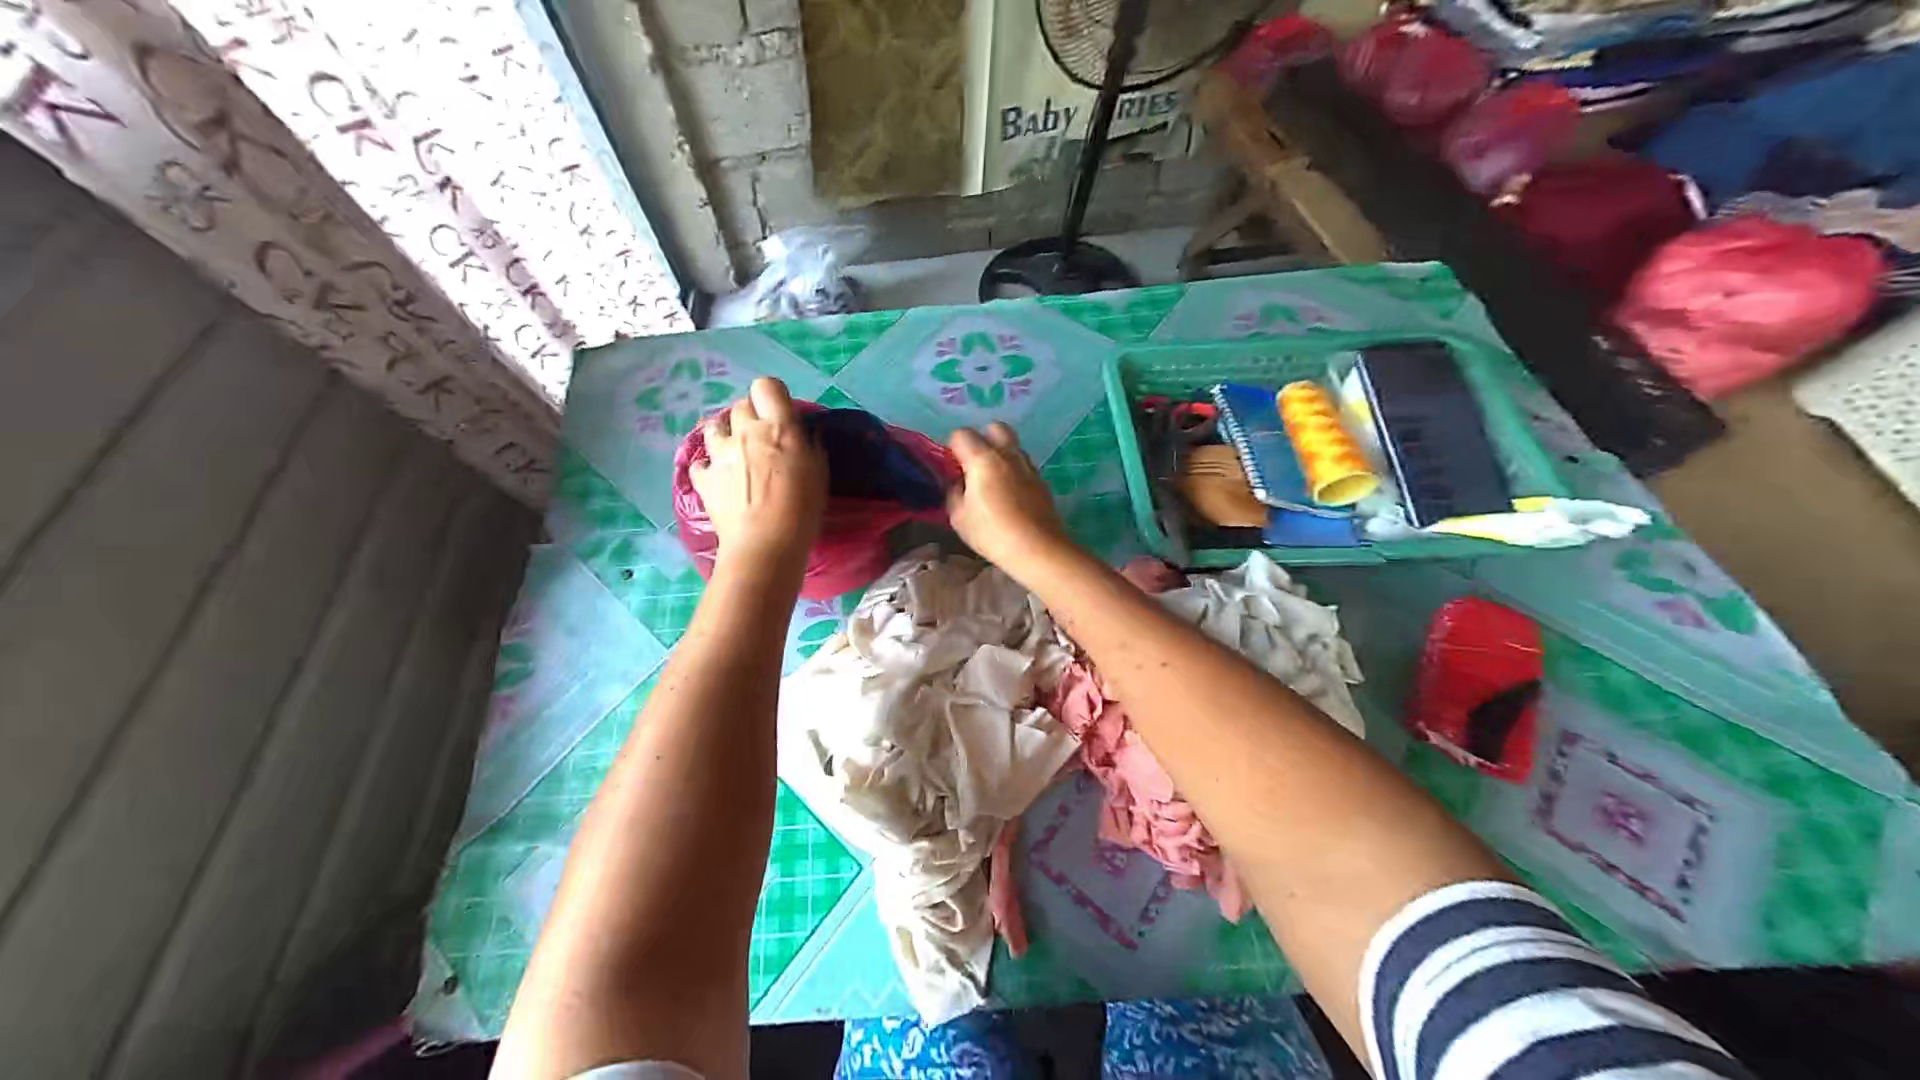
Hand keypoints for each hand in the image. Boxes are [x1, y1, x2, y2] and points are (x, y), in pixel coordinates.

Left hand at [691, 378, 825, 575]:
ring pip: (714, 427)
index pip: (766, 386)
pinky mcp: (704, 478)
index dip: (771, 396)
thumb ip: (812, 447)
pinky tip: (718, 478)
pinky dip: (709, 467)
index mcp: (778, 427)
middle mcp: (745, 432)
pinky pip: (701, 463)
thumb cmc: (802, 510)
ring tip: (735, 452)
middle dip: (750, 416)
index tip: (780, 413)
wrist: (765, 545)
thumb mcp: (820, 475)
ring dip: (725, 434)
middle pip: (740, 405)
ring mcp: (720, 454)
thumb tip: (807, 432)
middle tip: (761, 438)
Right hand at [945, 423, 1077, 578]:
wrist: (1037, 548)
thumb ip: (953, 493)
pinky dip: (1014, 471)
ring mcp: (1028, 466)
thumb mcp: (959, 517)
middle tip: (974, 465)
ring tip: (993, 482)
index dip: (953, 448)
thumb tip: (958, 483)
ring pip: (1012, 446)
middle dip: (982, 439)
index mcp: (983, 459)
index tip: (952, 468)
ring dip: (1000, 455)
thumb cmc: (992, 533)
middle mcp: (1008, 454)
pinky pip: (1024, 465)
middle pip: (994, 427)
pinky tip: (1010, 495)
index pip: (962, 434)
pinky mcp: (1042, 480)